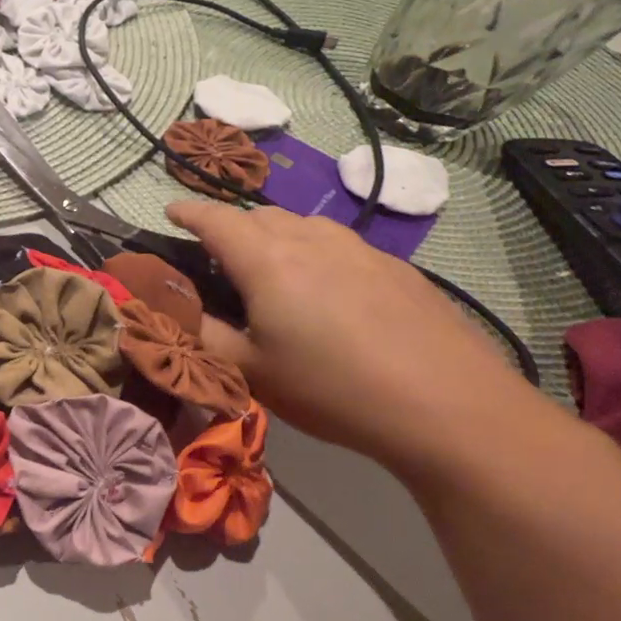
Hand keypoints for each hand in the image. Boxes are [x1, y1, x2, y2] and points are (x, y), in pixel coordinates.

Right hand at [166, 201, 544, 473]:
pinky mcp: (400, 271)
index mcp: (267, 262)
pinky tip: (326, 293)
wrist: (452, 409)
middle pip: (261, 215)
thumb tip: (167, 310)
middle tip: (217, 259)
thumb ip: (201, 334)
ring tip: (270, 271)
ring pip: (305, 226)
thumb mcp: (250, 370)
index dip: (188, 212)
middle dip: (231, 226)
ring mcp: (363, 252)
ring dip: (276, 236)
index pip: (216, 219)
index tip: (170, 212)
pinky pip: (342, 246)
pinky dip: (316, 253)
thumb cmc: (332, 389)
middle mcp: (313, 243)